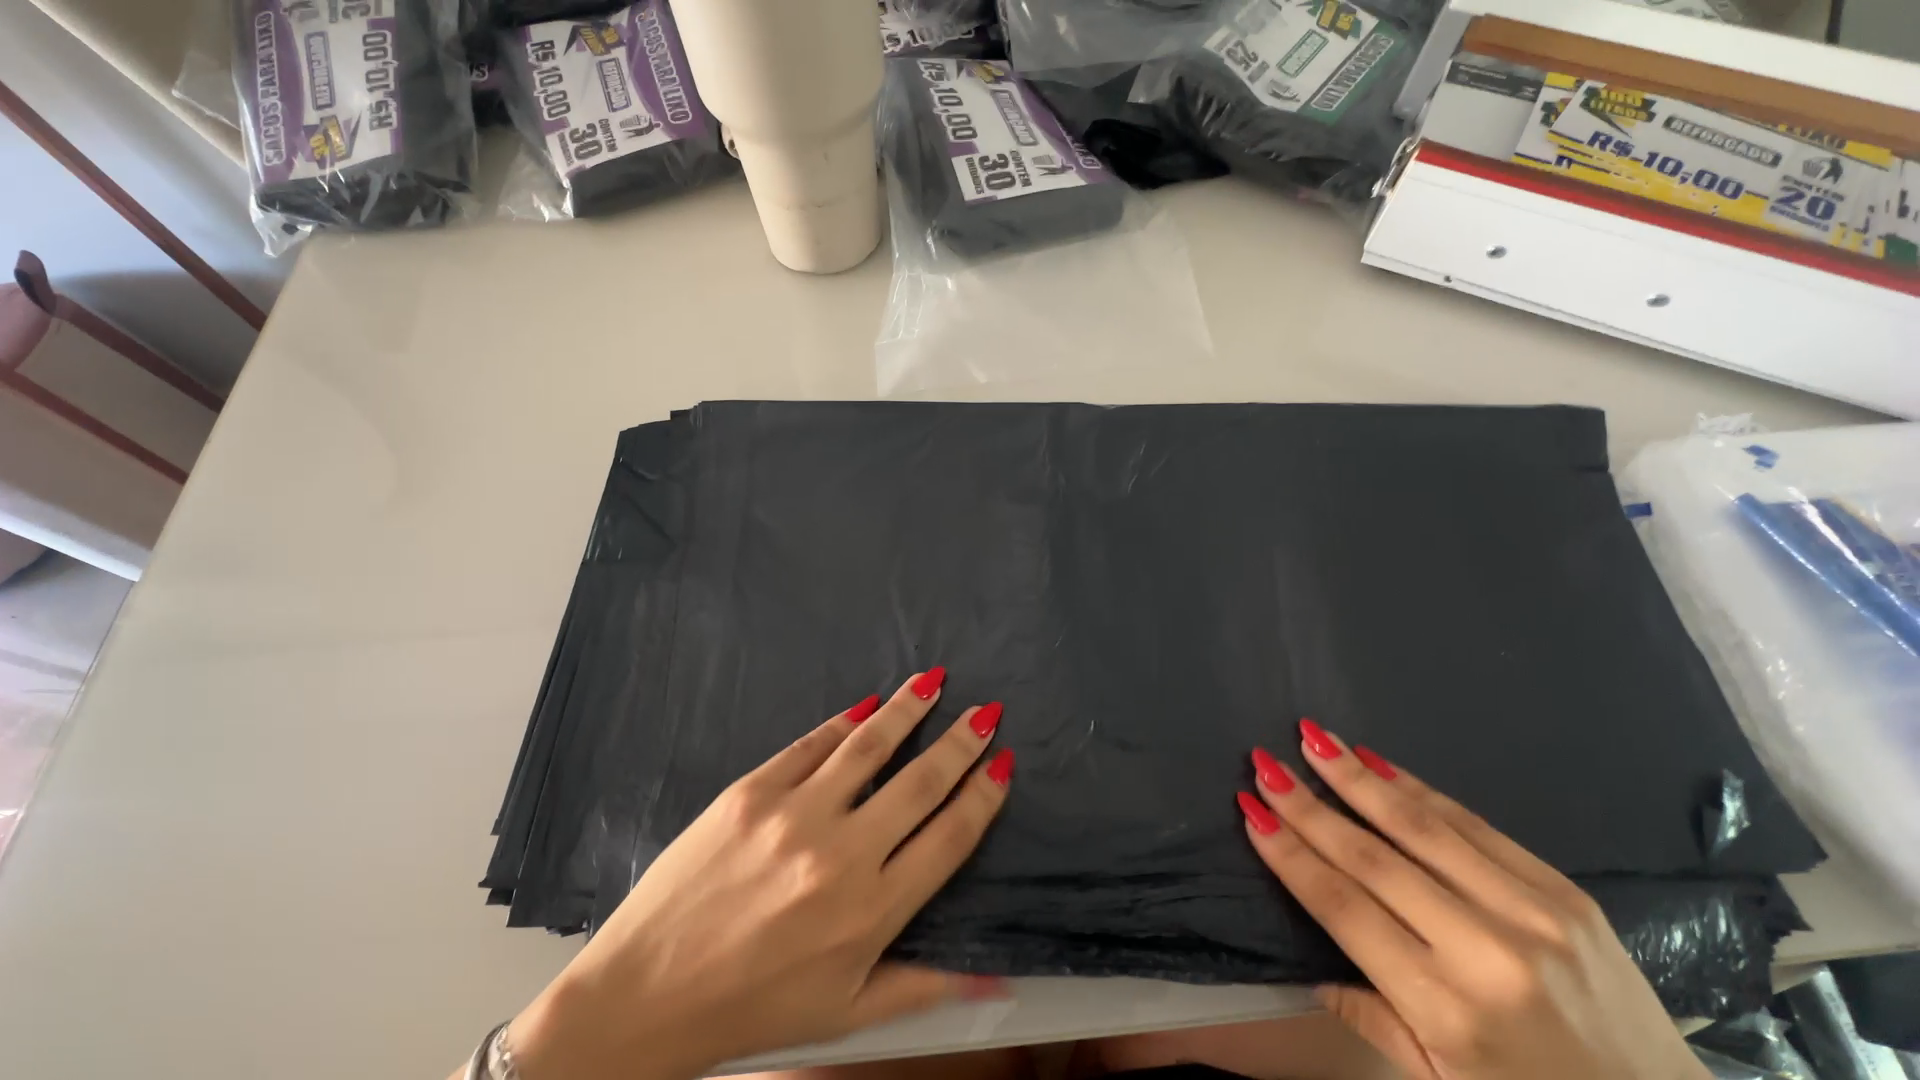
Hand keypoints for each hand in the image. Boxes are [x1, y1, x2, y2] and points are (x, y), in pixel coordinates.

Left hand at [507, 670, 1014, 1079]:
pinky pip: (809, 746)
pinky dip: (843, 722)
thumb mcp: (848, 1012)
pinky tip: (866, 705)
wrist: (646, 993)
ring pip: (868, 747)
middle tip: (986, 711)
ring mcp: (792, 816)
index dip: (982, 796)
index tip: (1002, 764)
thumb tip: (998, 985)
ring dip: (907, 710)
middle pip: (919, 782)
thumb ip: (927, 987)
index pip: (949, 837)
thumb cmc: (753, 1009)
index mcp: (872, 911)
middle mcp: (841, 854)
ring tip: (934, 682)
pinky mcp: (749, 794)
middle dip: (960, 742)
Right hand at [1237, 720, 1708, 1079]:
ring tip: (1312, 739)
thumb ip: (1370, 1016)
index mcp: (1446, 1007)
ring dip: (1358, 778)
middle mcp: (1486, 950)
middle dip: (1311, 806)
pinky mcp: (1564, 890)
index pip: (1344, 910)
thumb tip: (1308, 961)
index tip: (1252, 811)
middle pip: (1375, 859)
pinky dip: (1420, 789)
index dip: (1292, 856)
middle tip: (1265, 762)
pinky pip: (1475, 826)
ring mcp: (1533, 912)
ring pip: (1423, 827)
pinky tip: (1380, 762)